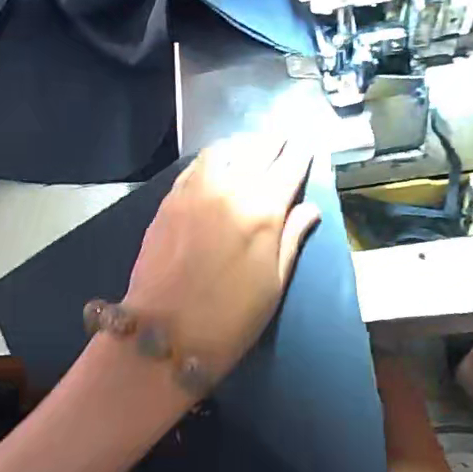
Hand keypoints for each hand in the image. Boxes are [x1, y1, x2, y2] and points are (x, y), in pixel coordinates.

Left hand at [122, 135, 321, 395]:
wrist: (163, 334)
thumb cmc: (230, 318)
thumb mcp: (273, 284)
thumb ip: (291, 238)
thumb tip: (308, 208)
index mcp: (262, 210)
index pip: (288, 167)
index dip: (301, 153)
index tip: (307, 143)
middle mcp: (229, 189)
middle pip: (256, 151)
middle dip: (273, 142)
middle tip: (283, 138)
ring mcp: (194, 191)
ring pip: (223, 151)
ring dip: (242, 145)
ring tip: (251, 147)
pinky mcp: (169, 200)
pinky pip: (196, 166)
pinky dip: (214, 158)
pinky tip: (218, 163)